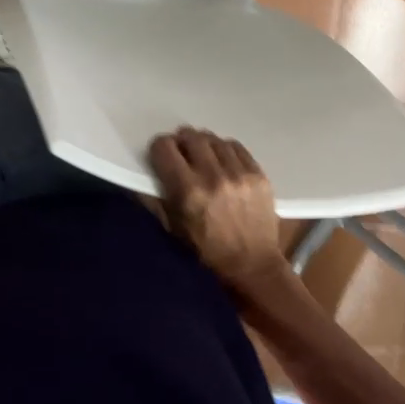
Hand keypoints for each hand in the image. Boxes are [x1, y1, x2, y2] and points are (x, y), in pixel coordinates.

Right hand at [149, 128, 284, 292]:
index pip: (165, 147)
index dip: (160, 149)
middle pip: (190, 136)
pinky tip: (223, 161)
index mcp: (188, 192)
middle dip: (181, 142)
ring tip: (203, 156)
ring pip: (213, 139)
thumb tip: (145, 171)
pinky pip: (236, 146)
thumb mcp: (172, 229)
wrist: (252, 266)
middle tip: (182, 153)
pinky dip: (225, 150)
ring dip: (204, 144)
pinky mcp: (259, 175)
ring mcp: (239, 174)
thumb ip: (156, 198)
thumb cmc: (206, 252)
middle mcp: (213, 177)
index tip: (161, 156)